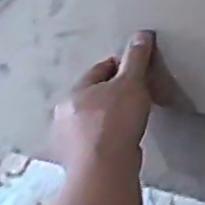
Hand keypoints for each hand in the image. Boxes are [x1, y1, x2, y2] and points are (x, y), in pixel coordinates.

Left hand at [51, 31, 155, 170]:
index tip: (141, 72)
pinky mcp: (74, 162)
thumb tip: (141, 34)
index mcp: (74, 93)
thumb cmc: (116, 121)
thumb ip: (137, 57)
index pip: (100, 69)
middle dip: (114, 92)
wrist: (104, 171)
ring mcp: (66, 141)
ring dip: (109, 116)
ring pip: (93, 118)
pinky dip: (108, 136)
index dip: (123, 66)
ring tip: (132, 118)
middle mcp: (63, 116)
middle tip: (138, 95)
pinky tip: (122, 139)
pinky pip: (94, 139)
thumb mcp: (132, 82)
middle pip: (94, 94)